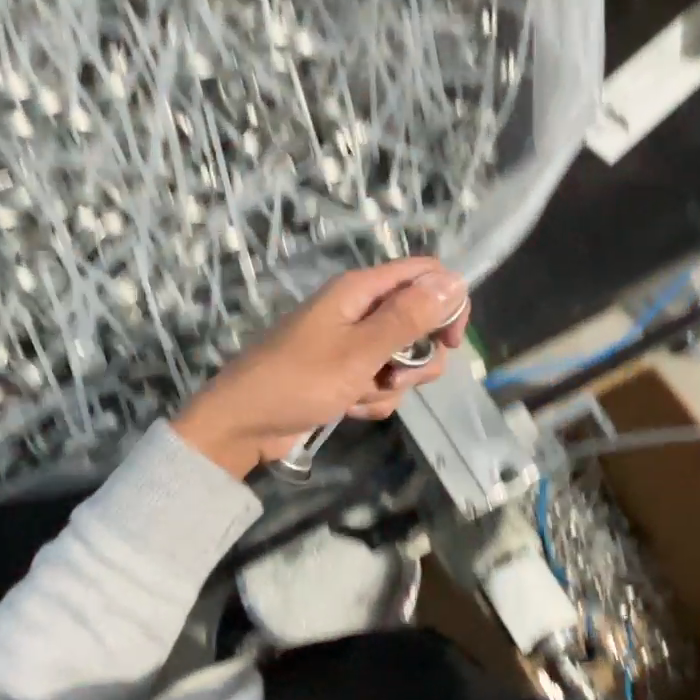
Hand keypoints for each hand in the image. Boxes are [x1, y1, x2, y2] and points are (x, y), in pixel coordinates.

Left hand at [170, 258, 469, 478]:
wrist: (244, 425)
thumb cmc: (298, 381)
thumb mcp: (359, 351)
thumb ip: (408, 318)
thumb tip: (456, 281)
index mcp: (360, 291)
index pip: (425, 275)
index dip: (447, 303)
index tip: (451, 341)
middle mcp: (358, 311)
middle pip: (418, 322)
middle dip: (416, 357)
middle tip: (393, 375)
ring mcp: (350, 346)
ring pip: (401, 361)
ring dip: (390, 385)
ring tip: (357, 394)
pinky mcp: (343, 377)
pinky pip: (379, 385)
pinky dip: (370, 400)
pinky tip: (347, 409)